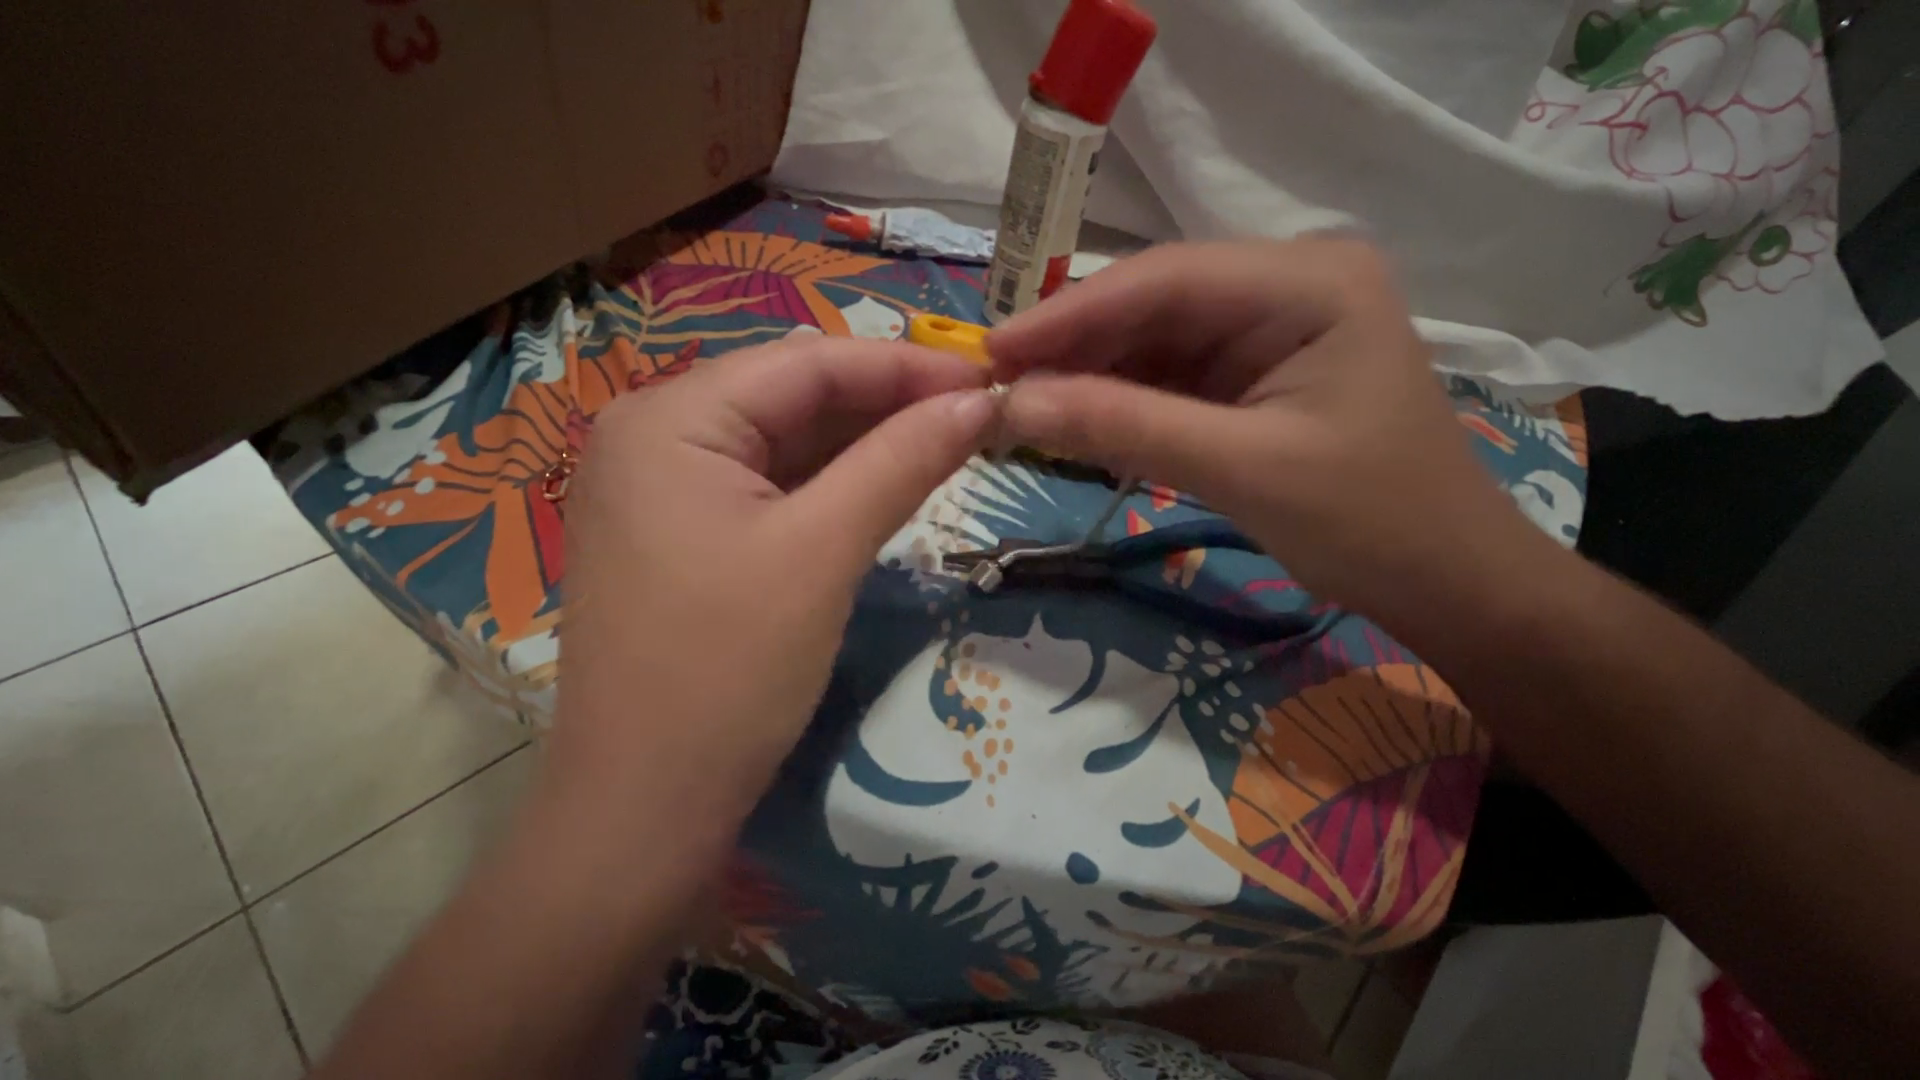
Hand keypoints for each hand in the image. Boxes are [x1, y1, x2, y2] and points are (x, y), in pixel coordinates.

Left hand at [549, 337, 995, 834]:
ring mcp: (658, 489)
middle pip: (790, 396)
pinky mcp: (676, 536)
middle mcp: (652, 435)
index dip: (905, 364)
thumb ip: (901, 461)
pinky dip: (825, 485)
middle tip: (975, 415)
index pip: (806, 362)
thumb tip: (977, 399)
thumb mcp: (823, 552)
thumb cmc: (728, 670)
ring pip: (780, 443)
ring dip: (862, 444)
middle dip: (885, 403)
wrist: (645, 806)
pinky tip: (883, 485)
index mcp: (669, 418)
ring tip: (947, 444)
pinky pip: (762, 488)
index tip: (987, 377)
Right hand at [988, 237, 1544, 627]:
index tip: (992, 351)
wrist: (1448, 582)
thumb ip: (1124, 426)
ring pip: (1154, 340)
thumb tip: (1010, 404)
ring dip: (1089, 375)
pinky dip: (1121, 401)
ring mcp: (1271, 328)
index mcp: (1310, 281)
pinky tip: (1072, 420)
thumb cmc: (1370, 522)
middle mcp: (1289, 284)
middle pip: (1154, 303)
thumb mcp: (1241, 470)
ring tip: (1017, 407)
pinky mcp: (1255, 373)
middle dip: (1075, 347)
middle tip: (992, 386)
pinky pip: (1170, 376)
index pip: (1166, 279)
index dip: (1070, 314)